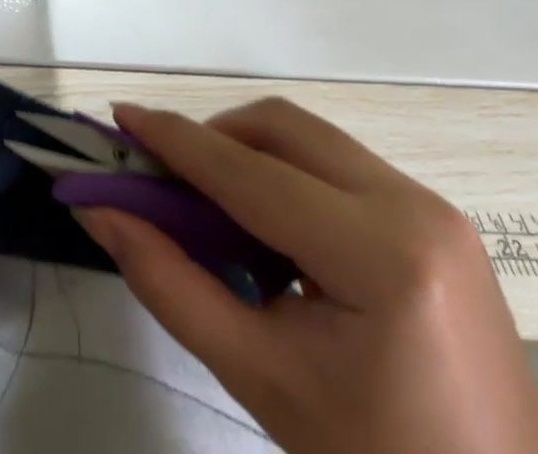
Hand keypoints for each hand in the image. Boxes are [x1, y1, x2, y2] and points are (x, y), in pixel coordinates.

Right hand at [72, 100, 537, 453]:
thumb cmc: (368, 452)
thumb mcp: (253, 372)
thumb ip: (166, 281)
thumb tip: (98, 210)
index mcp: (378, 252)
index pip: (249, 171)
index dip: (174, 138)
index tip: (116, 116)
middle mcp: (414, 208)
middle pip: (285, 128)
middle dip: (211, 137)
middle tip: (160, 178)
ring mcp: (436, 211)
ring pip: (313, 142)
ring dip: (247, 155)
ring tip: (207, 213)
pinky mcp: (439, 224)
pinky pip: (340, 170)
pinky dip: (285, 178)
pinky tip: (267, 237)